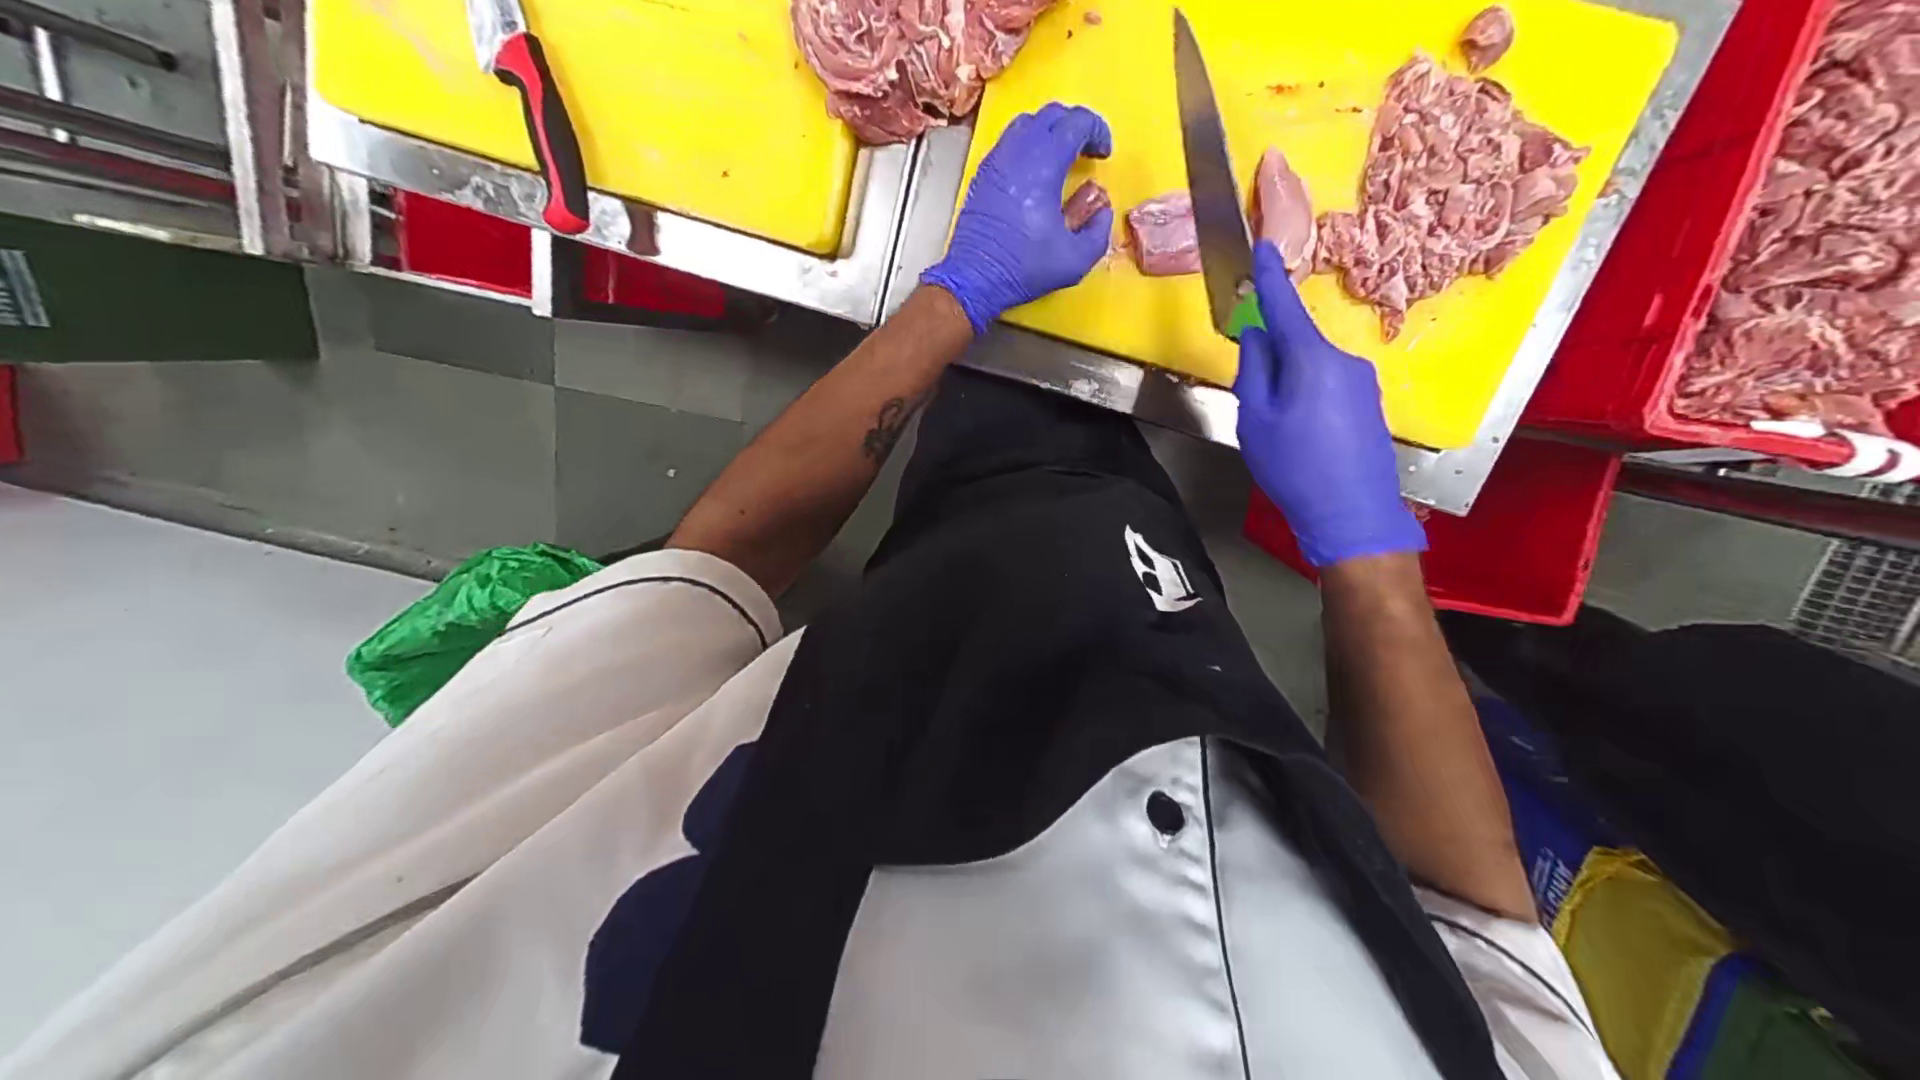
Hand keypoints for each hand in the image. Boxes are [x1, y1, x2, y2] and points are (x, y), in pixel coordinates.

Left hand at [921, 103, 1114, 333]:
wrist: (975, 279)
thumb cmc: (1023, 269)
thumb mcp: (1075, 260)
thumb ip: (1098, 232)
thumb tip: (1102, 211)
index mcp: (1043, 166)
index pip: (1076, 122)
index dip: (1097, 130)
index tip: (1104, 153)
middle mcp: (1017, 153)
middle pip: (1051, 114)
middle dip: (1075, 126)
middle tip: (1086, 151)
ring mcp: (996, 161)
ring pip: (1026, 123)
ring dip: (1049, 132)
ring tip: (1060, 159)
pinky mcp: (982, 175)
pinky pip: (1008, 143)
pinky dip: (1028, 146)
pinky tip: (1035, 174)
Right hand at [1236, 242, 1425, 566]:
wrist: (1351, 512)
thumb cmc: (1293, 466)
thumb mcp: (1255, 419)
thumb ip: (1253, 370)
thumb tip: (1257, 335)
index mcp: (1312, 359)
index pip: (1285, 308)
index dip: (1270, 278)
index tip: (1263, 247)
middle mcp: (1344, 361)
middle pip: (1296, 345)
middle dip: (1270, 362)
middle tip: (1254, 405)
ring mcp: (1361, 382)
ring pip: (1310, 369)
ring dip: (1286, 386)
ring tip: (1276, 431)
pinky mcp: (1368, 403)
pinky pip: (1326, 386)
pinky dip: (1305, 399)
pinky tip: (1298, 436)